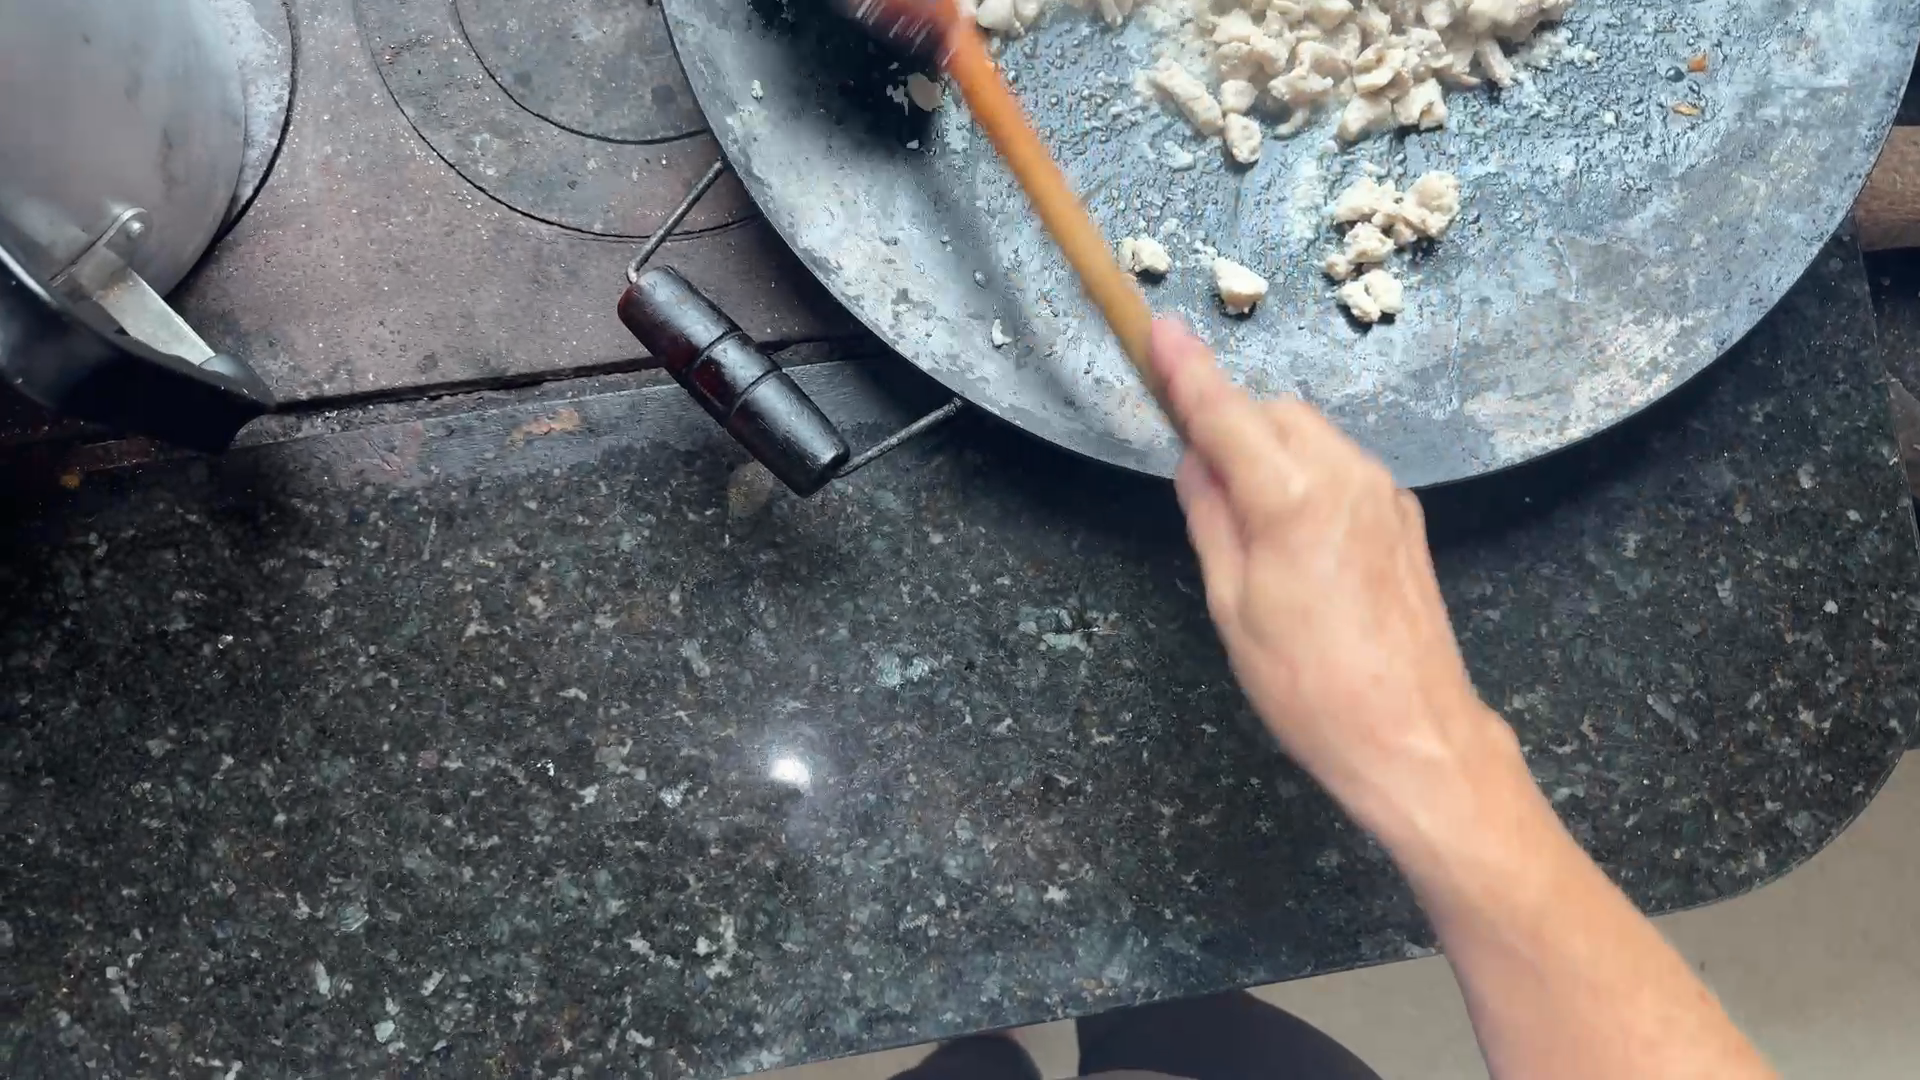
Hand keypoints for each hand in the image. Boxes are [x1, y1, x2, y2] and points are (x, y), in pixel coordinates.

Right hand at [1152, 319, 1524, 836]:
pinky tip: (1289, 527)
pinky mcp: (1402, 514)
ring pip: (1306, 433)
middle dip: (1226, 421)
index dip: (1188, 371)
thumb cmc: (1304, 683)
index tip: (1160, 329)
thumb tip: (1194, 462)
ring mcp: (1383, 492)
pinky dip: (1299, 469)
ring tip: (1241, 514)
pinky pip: (1337, 463)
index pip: (1225, 416)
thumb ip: (1210, 518)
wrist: (1413, 736)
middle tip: (1194, 473)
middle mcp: (1346, 477)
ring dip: (1263, 446)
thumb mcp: (1231, 605)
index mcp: (1292, 499)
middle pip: (1272, 412)